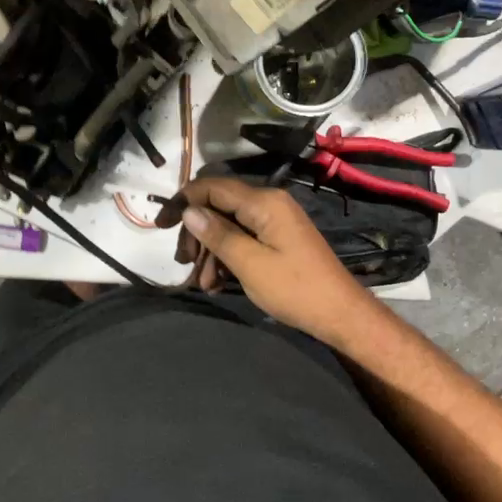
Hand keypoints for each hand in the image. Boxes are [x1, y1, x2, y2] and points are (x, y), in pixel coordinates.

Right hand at [159, 178, 392, 345]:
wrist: (340, 314)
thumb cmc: (295, 289)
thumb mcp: (249, 264)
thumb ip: (218, 235)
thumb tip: (189, 211)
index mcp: (264, 202)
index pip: (212, 187)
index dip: (183, 201)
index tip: (161, 225)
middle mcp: (269, 203)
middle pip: (218, 206)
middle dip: (196, 233)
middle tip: (184, 263)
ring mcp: (275, 221)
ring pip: (228, 225)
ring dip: (210, 251)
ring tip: (202, 282)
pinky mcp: (278, 238)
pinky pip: (243, 238)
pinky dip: (226, 257)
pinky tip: (216, 282)